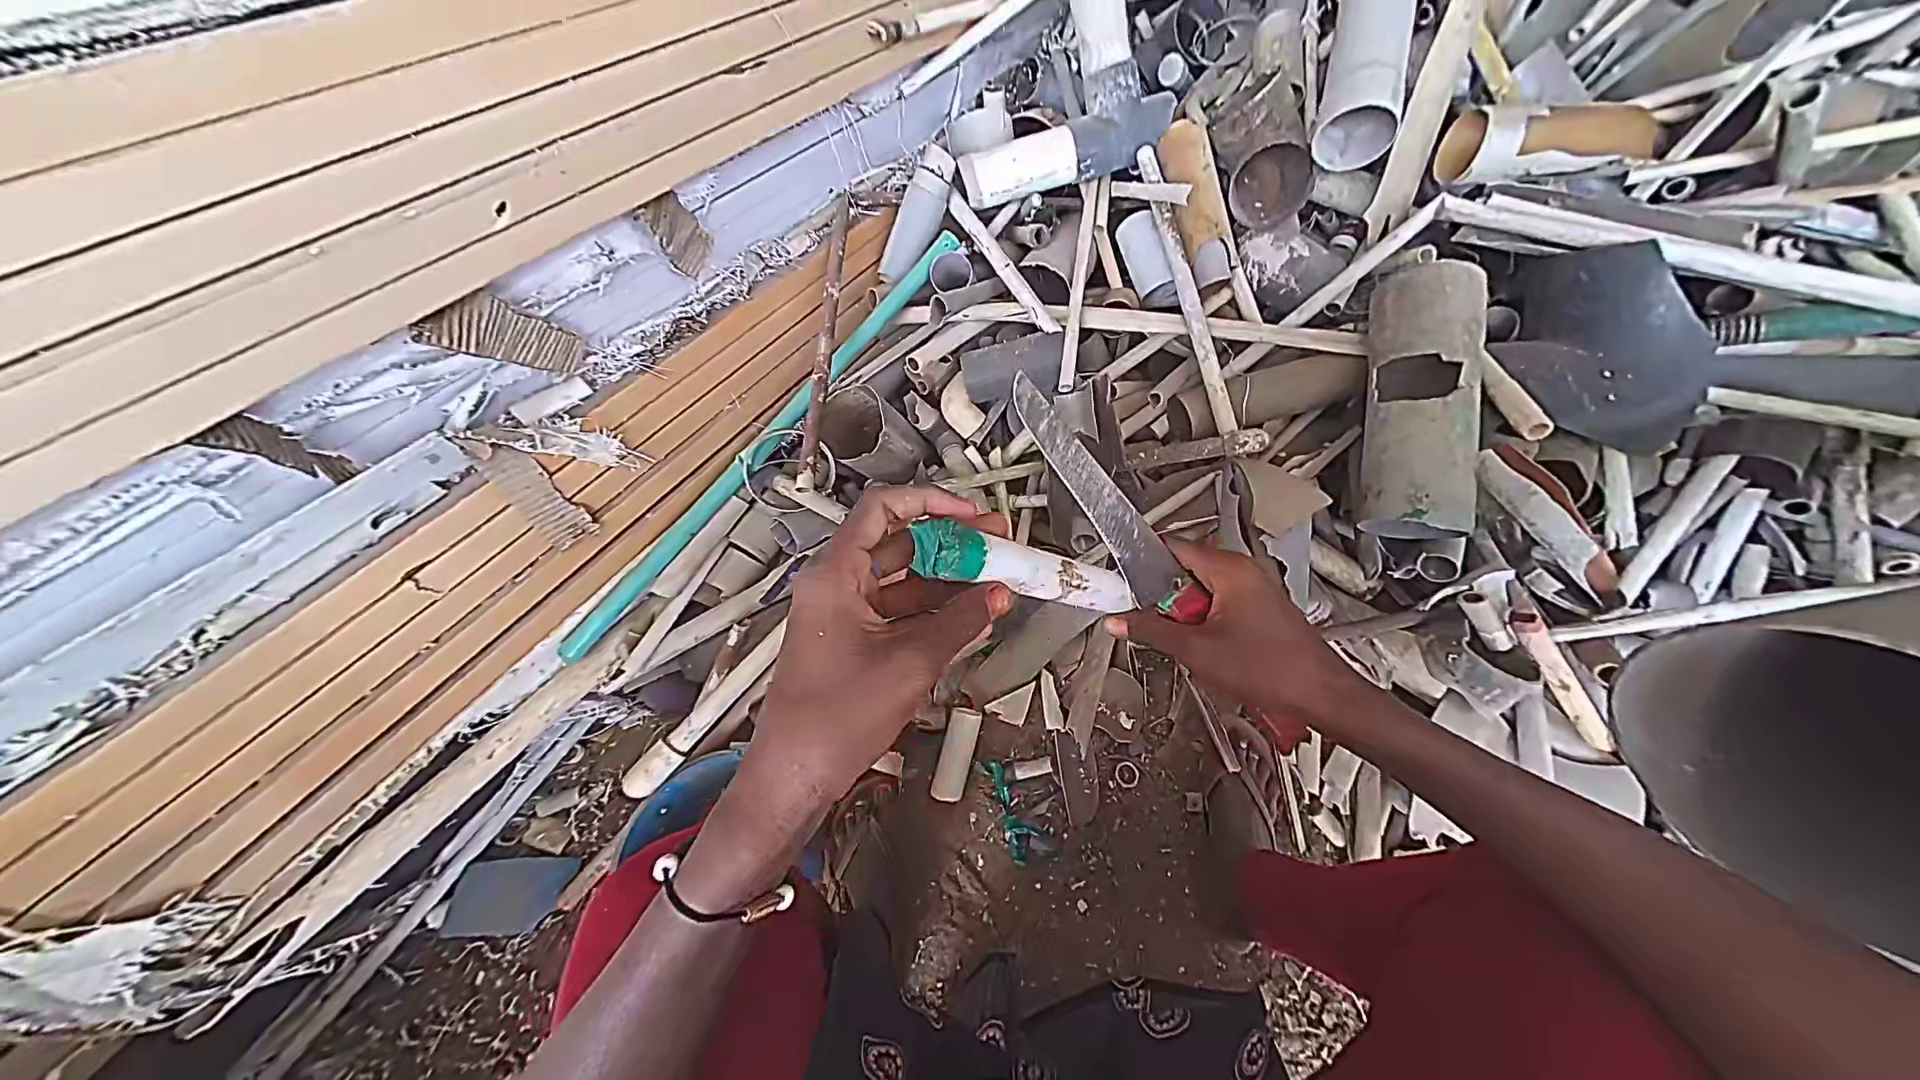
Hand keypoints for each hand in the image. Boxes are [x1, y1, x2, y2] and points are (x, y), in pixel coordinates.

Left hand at [753, 486, 1011, 808]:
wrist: (798, 774)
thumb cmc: (830, 720)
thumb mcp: (910, 662)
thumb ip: (960, 622)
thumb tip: (995, 596)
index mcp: (834, 575)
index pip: (882, 508)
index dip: (930, 502)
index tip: (968, 512)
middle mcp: (835, 585)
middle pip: (897, 543)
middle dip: (948, 543)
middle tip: (991, 544)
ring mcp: (844, 612)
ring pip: (902, 578)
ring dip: (946, 580)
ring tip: (990, 582)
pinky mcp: (854, 638)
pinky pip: (898, 610)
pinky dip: (932, 610)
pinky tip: (968, 616)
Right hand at [1105, 540, 1372, 735]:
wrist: (1321, 695)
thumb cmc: (1274, 671)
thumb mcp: (1197, 651)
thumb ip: (1151, 631)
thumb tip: (1120, 621)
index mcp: (1230, 569)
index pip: (1172, 545)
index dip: (1143, 561)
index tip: (1125, 580)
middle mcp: (1245, 571)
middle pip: (1184, 569)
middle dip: (1165, 597)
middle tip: (1161, 623)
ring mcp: (1254, 588)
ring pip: (1201, 589)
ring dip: (1186, 612)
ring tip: (1190, 640)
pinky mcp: (1259, 607)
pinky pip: (1219, 602)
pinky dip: (1205, 620)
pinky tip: (1208, 646)